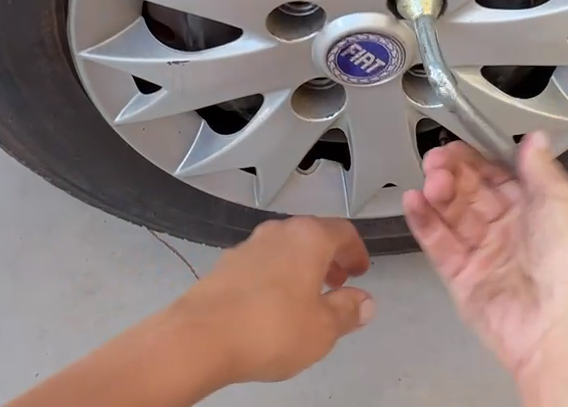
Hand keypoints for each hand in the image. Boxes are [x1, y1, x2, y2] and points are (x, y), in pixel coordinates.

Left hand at [171, 215, 375, 383]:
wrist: (201, 336)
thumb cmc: (272, 328)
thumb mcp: (322, 330)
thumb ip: (348, 312)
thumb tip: (366, 302)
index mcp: (310, 237)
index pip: (343, 232)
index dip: (356, 251)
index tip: (361, 272)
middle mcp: (281, 230)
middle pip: (313, 235)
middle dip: (329, 258)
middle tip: (338, 283)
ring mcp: (250, 243)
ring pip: (286, 247)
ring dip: (301, 265)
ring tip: (306, 296)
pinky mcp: (226, 262)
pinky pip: (262, 262)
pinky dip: (276, 274)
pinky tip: (271, 304)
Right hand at [404, 132, 567, 405]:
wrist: (561, 329)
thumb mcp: (563, 199)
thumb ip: (539, 166)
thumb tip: (535, 137)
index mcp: (539, 208)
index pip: (500, 174)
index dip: (477, 158)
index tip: (457, 143)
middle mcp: (511, 229)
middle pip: (473, 191)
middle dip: (453, 171)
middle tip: (435, 159)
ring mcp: (485, 254)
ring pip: (454, 214)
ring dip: (438, 192)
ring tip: (429, 179)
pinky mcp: (462, 279)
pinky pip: (439, 244)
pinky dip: (424, 221)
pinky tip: (413, 200)